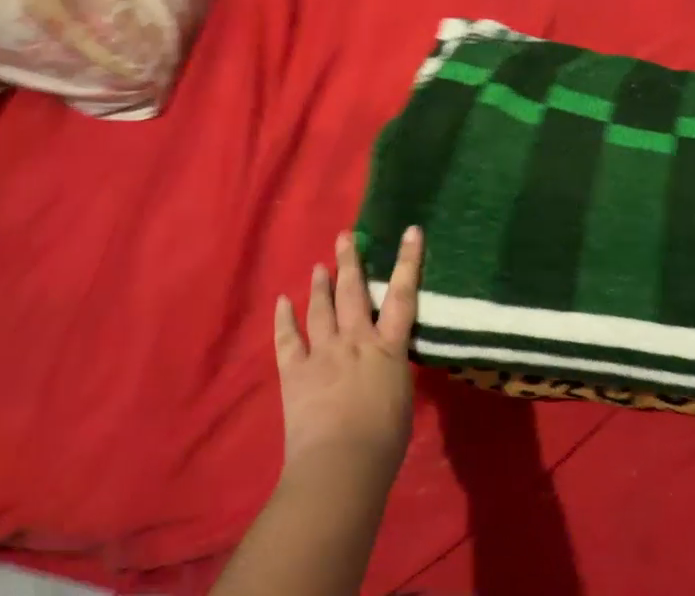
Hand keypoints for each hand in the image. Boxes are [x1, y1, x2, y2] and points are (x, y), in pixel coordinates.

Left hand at [273, 226, 423, 475]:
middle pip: (354, 292)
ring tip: (321, 265)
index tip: (410, 231)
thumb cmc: (386, 439)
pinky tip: (283, 302)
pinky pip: (288, 340)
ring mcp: (323, 354)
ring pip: (321, 309)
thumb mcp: (402, 397)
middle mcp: (356, 340)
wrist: (341, 463)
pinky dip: (284, 319)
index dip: (408, 261)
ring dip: (321, 285)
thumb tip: (387, 365)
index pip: (403, 295)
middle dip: (351, 261)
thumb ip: (393, 372)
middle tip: (345, 236)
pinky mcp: (295, 372)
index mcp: (389, 348)